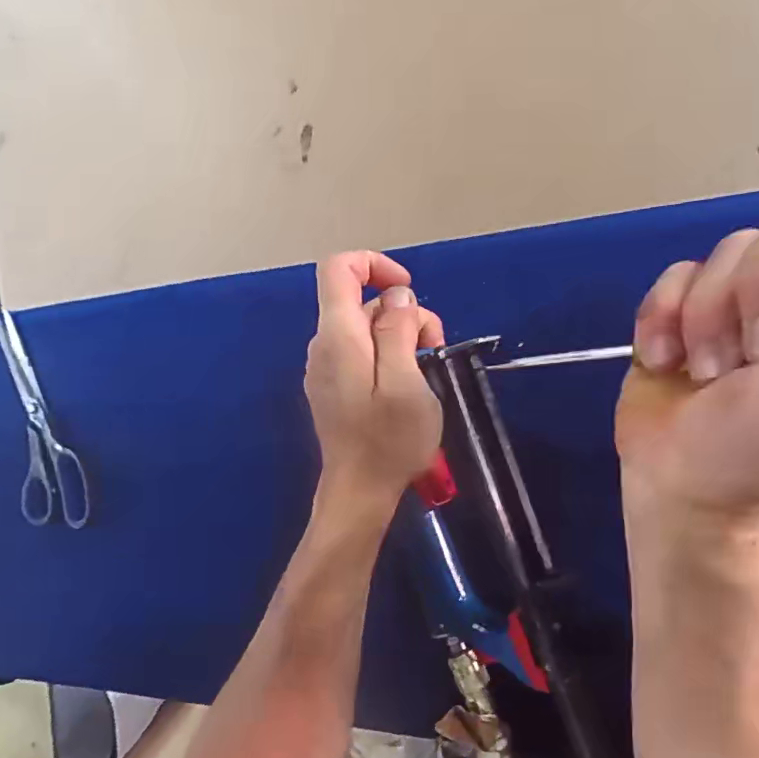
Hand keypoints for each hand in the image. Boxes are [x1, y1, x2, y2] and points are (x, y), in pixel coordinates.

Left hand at [306, 251, 444, 502]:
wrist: (359, 492)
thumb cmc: (389, 441)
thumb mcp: (407, 382)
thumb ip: (398, 331)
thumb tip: (397, 297)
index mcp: (339, 337)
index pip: (340, 269)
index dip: (376, 265)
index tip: (409, 291)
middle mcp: (324, 346)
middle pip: (361, 303)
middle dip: (403, 314)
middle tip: (434, 348)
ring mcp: (325, 369)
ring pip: (365, 330)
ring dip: (400, 338)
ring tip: (426, 372)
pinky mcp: (333, 389)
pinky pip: (361, 355)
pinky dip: (387, 357)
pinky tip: (406, 386)